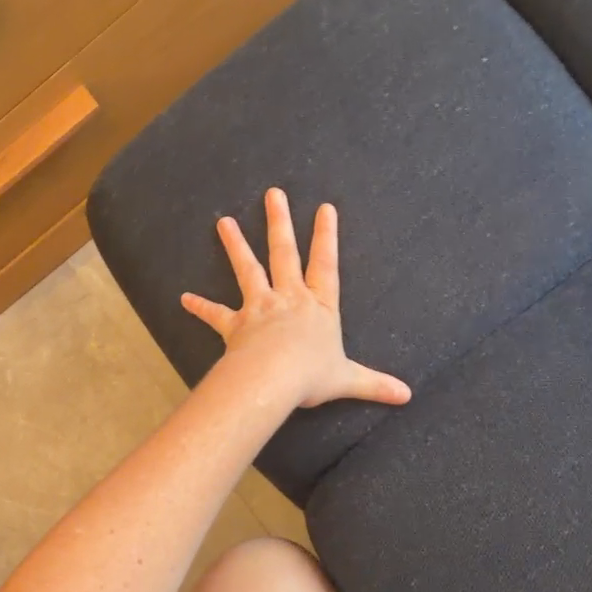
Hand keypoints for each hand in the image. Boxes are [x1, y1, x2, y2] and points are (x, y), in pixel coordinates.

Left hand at [183, 188, 411, 408]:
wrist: (274, 379)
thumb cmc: (312, 376)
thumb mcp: (350, 380)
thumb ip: (376, 385)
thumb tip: (407, 396)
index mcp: (320, 308)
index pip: (326, 264)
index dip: (326, 236)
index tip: (324, 208)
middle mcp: (290, 299)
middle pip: (284, 254)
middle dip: (279, 223)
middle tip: (272, 194)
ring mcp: (261, 309)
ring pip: (248, 270)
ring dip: (236, 246)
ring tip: (223, 222)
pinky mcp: (236, 326)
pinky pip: (216, 315)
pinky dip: (200, 307)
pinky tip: (184, 298)